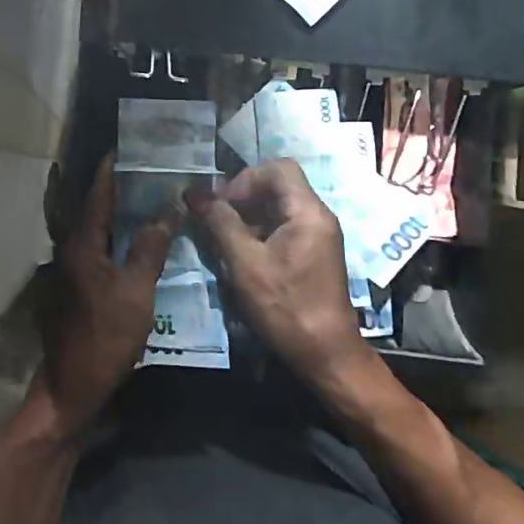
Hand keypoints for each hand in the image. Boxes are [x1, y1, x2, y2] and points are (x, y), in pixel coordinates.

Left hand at [39, 156, 173, 435]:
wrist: (73, 384)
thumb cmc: (106, 335)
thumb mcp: (137, 292)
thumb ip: (149, 249)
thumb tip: (166, 211)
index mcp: (82, 245)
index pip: (97, 196)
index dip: (110, 172)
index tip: (122, 149)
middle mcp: (71, 250)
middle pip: (94, 210)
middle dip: (116, 189)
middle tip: (144, 172)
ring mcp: (71, 270)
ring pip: (96, 231)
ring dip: (117, 214)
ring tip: (145, 199)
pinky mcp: (77, 287)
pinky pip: (97, 249)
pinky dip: (115, 238)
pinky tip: (137, 241)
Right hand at [189, 160, 372, 385]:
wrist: (326, 355)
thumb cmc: (285, 306)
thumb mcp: (245, 263)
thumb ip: (221, 223)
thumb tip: (198, 196)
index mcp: (308, 212)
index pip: (278, 169)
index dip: (245, 179)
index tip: (222, 204)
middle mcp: (318, 217)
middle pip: (278, 186)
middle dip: (243, 197)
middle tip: (216, 218)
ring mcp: (318, 236)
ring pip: (279, 208)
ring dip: (248, 216)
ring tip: (222, 238)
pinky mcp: (313, 254)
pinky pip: (284, 228)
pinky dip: (260, 232)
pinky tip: (240, 255)